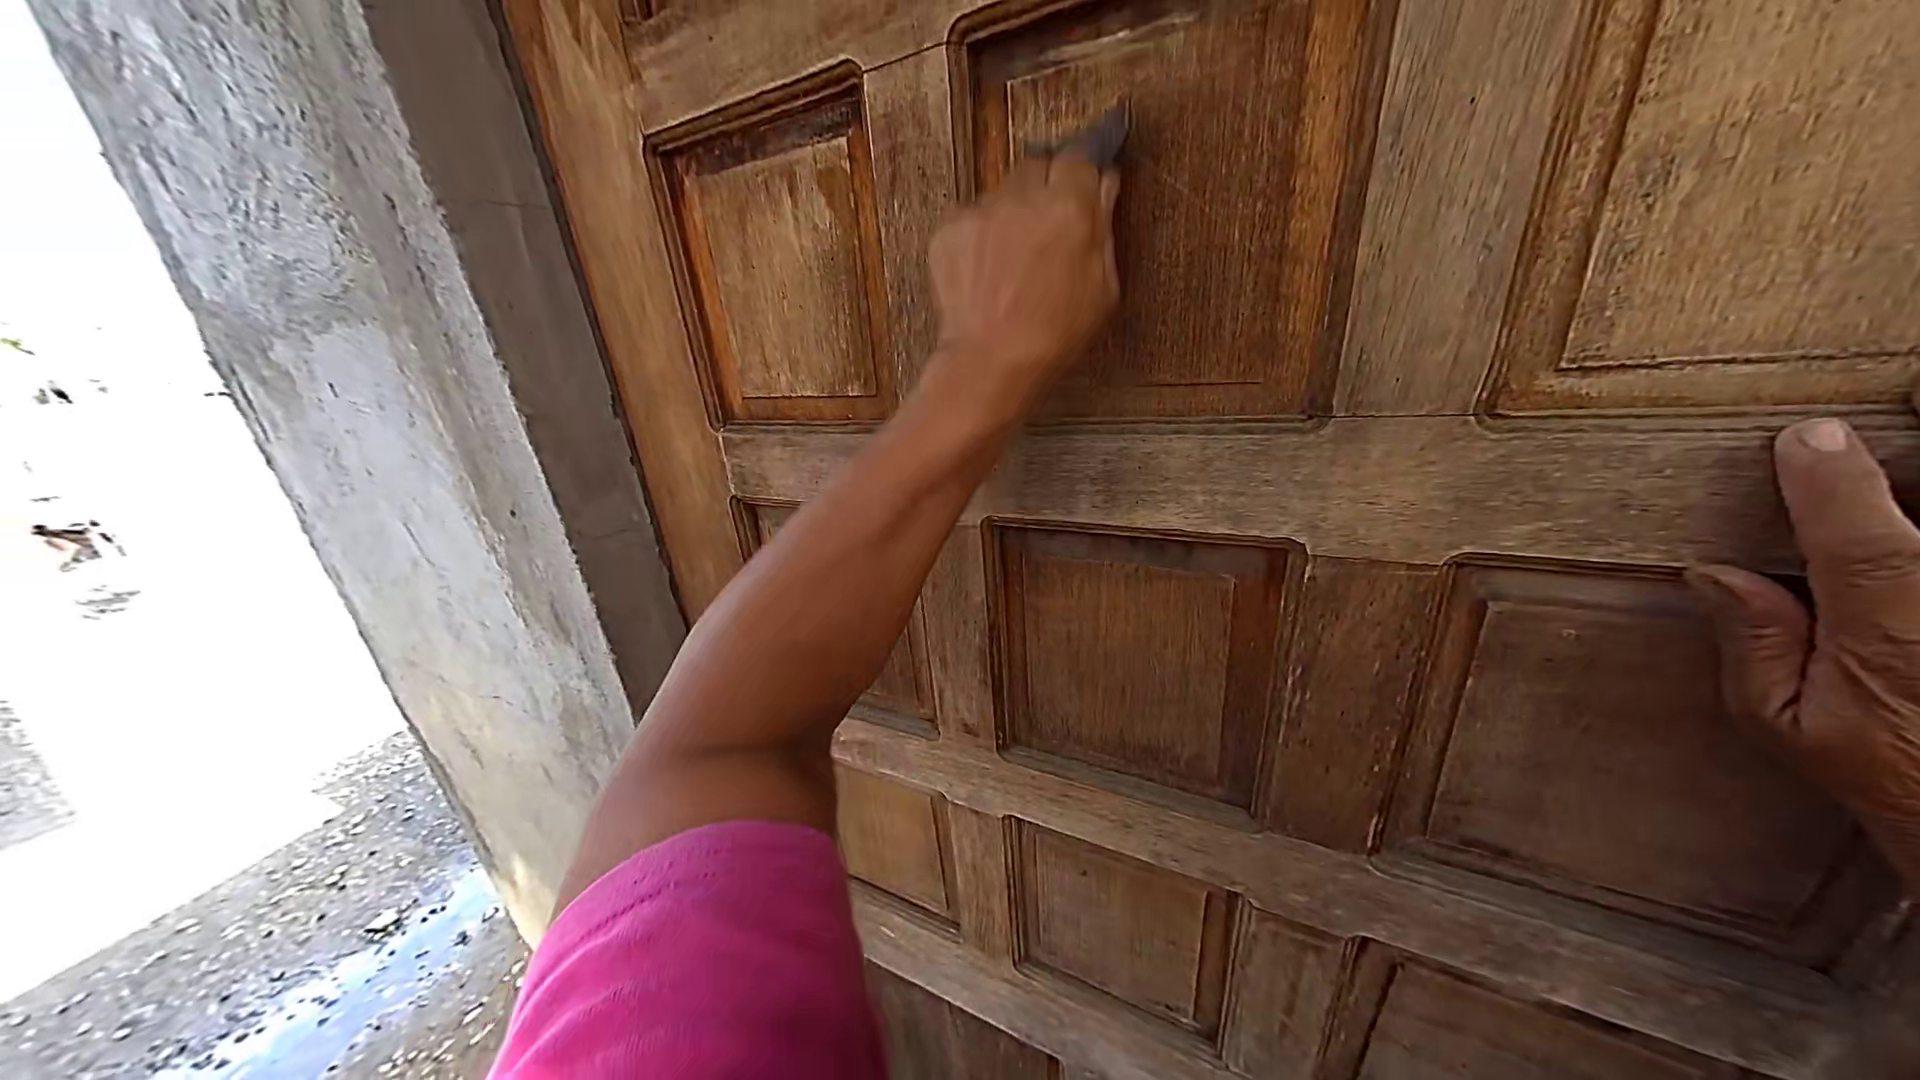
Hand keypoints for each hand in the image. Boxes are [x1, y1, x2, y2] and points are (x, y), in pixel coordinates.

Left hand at [927, 153, 1119, 402]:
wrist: (990, 361)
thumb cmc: (1050, 337)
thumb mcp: (1103, 290)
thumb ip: (1104, 228)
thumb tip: (1105, 188)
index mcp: (1070, 207)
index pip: (1081, 155)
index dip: (1082, 171)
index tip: (1084, 178)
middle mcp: (1023, 198)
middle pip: (1038, 165)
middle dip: (1046, 188)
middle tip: (1049, 228)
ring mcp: (981, 212)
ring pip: (1002, 193)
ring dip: (1011, 214)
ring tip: (1014, 263)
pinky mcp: (949, 231)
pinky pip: (970, 219)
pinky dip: (979, 238)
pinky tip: (988, 274)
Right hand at [1687, 417, 1919, 890]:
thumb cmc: (1890, 776)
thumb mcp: (1784, 721)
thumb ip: (1754, 644)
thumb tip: (1715, 573)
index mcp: (1898, 642)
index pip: (1868, 545)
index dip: (1833, 485)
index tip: (1809, 437)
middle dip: (1913, 472)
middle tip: (1879, 443)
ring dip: (1917, 507)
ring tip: (1887, 490)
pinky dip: (1912, 535)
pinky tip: (1897, 530)